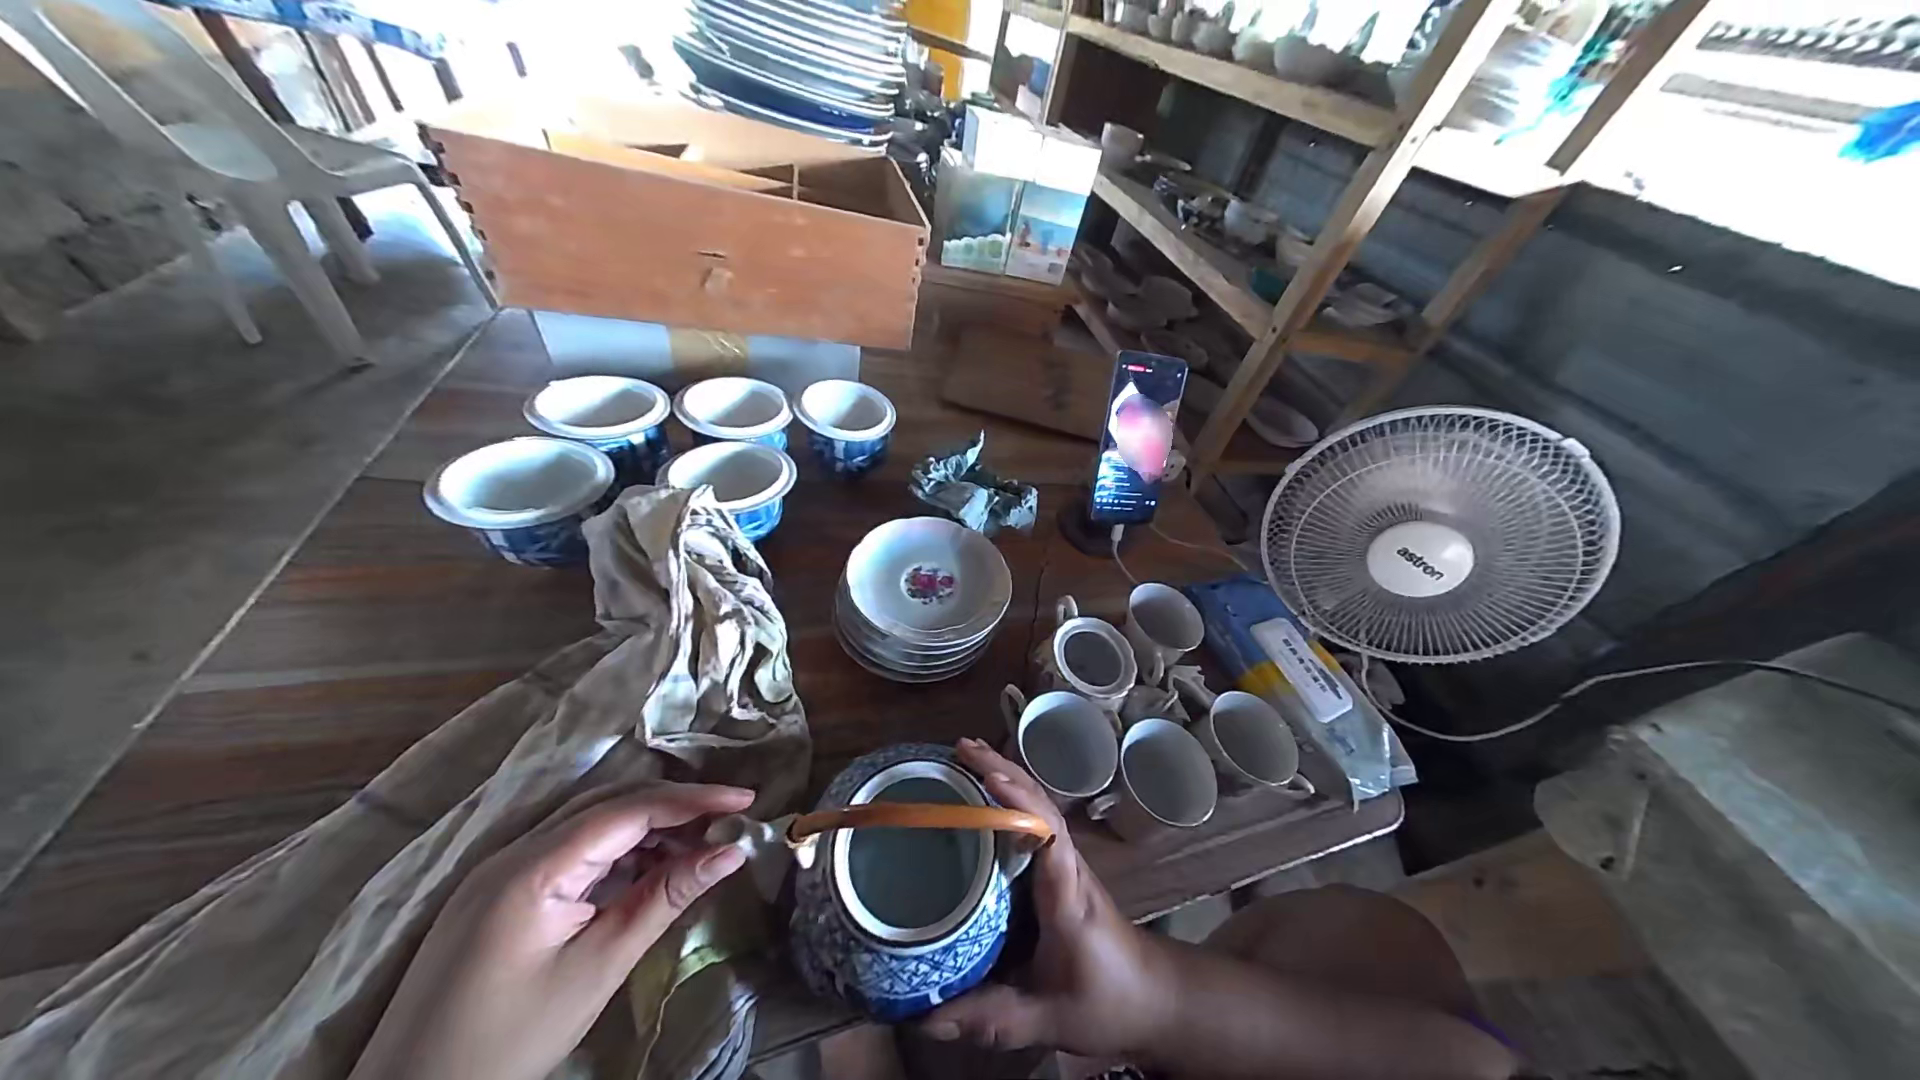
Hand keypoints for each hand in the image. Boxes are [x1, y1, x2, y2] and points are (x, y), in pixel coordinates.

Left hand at [351, 783, 754, 1079]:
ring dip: (648, 826)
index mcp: (536, 866)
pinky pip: (571, 849)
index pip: (630, 808)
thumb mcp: (600, 967)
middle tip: (729, 815)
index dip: (693, 799)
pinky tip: (647, 868)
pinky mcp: (500, 890)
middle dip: (674, 804)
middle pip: (610, 803)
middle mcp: (516, 850)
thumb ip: (665, 898)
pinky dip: (617, 850)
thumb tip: (732, 851)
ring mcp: (502, 868)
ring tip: (698, 843)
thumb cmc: (509, 1042)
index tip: (746, 800)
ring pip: (591, 822)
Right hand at [922, 739, 1171, 1056]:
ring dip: (1006, 772)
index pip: (1049, 836)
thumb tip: (925, 1018)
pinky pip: (1035, 818)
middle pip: (1040, 804)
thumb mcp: (1050, 1018)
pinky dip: (1011, 793)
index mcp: (1068, 895)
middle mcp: (1068, 865)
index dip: (1020, 803)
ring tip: (966, 753)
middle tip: (959, 749)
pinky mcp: (1061, 865)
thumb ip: (994, 1017)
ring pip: (1039, 804)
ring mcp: (1067, 861)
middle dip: (1003, 770)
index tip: (987, 778)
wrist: (1154, 994)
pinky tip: (985, 788)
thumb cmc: (1108, 1001)